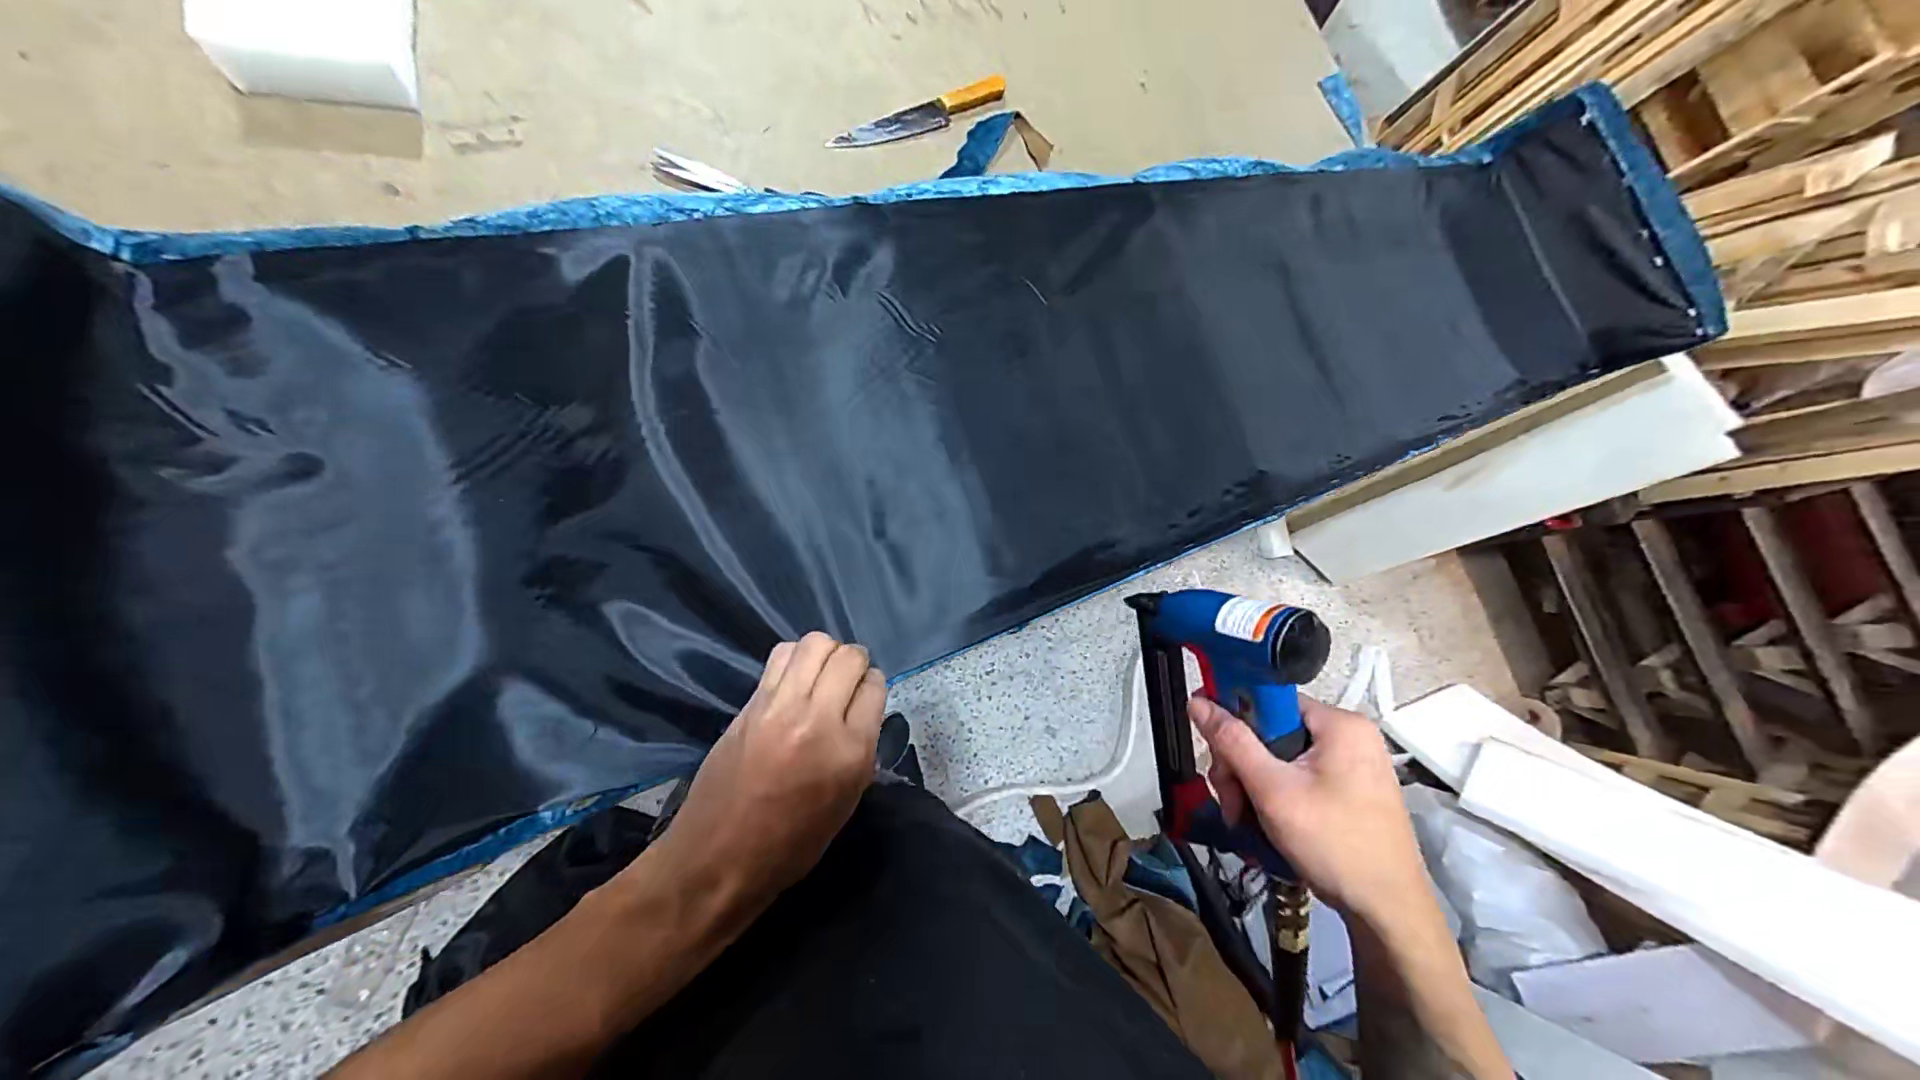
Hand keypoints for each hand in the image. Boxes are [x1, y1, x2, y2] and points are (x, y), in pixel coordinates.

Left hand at [630, 632, 886, 915]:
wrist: (719, 857)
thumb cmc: (792, 843)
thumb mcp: (847, 800)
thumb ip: (861, 747)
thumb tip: (861, 710)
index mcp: (850, 751)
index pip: (874, 687)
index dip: (873, 688)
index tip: (864, 698)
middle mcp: (817, 719)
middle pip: (848, 657)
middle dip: (855, 662)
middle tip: (847, 681)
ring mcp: (779, 707)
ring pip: (814, 643)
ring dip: (826, 652)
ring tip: (821, 674)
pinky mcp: (750, 703)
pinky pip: (781, 657)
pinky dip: (795, 658)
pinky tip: (794, 680)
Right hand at [1189, 694, 1429, 929]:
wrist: (1388, 913)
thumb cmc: (1334, 843)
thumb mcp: (1273, 790)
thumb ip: (1232, 741)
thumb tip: (1197, 700)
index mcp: (1339, 724)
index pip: (1268, 701)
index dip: (1234, 721)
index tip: (1214, 750)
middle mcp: (1347, 736)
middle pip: (1269, 732)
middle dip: (1240, 767)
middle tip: (1231, 802)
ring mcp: (1349, 765)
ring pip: (1277, 758)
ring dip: (1251, 786)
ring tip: (1245, 819)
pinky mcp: (1346, 790)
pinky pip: (1295, 777)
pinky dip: (1273, 797)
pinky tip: (1263, 822)